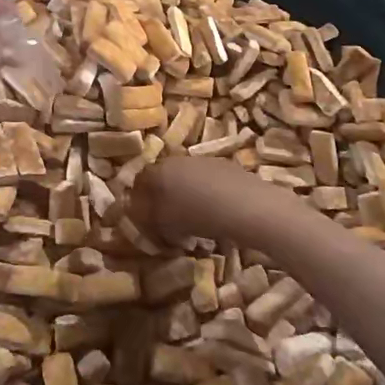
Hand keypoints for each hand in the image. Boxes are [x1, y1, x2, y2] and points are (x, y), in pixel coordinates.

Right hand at [131, 156, 300, 245]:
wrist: (246, 207)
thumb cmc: (196, 216)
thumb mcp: (162, 224)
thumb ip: (145, 219)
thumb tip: (137, 215)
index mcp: (158, 171)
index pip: (139, 182)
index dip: (138, 201)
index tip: (143, 219)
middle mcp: (178, 160)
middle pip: (163, 178)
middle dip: (162, 198)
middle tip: (167, 221)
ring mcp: (204, 161)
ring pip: (186, 179)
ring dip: (186, 197)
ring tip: (193, 222)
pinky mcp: (226, 167)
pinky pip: (207, 183)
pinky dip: (206, 196)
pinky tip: (215, 215)